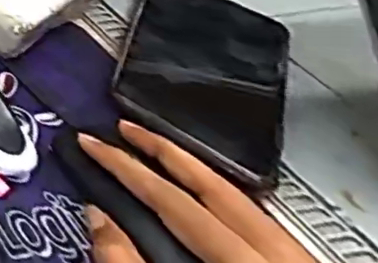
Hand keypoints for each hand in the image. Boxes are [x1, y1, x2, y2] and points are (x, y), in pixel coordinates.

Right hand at [78, 121, 314, 262]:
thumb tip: (98, 219)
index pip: (174, 202)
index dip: (125, 167)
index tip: (91, 143)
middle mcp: (286, 261)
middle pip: (218, 190)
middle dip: (163, 151)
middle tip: (123, 127)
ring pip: (248, 206)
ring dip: (195, 172)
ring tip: (159, 151)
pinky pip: (267, 227)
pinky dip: (228, 202)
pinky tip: (208, 199)